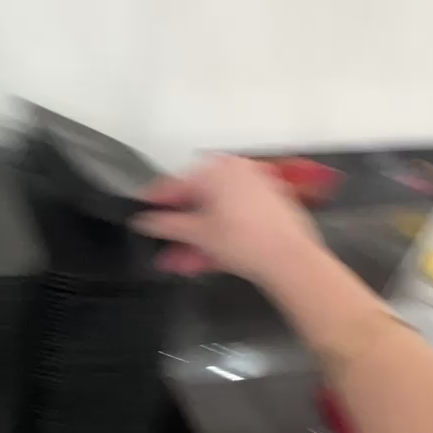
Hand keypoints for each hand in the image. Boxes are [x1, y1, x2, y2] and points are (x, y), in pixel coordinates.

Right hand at [132, 155, 326, 286]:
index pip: (175, 184)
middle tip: (164, 248)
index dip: (155, 202)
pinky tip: (207, 258)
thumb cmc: (246, 240)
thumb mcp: (199, 234)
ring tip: (182, 261)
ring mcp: (254, 187)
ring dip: (196, 237)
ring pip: (215, 213)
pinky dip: (218, 234)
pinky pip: (233, 218)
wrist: (290, 258)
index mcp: (216, 170)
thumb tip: (145, 220)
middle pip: (197, 201)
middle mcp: (235, 172)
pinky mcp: (268, 206)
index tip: (141, 215)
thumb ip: (167, 225)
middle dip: (179, 228)